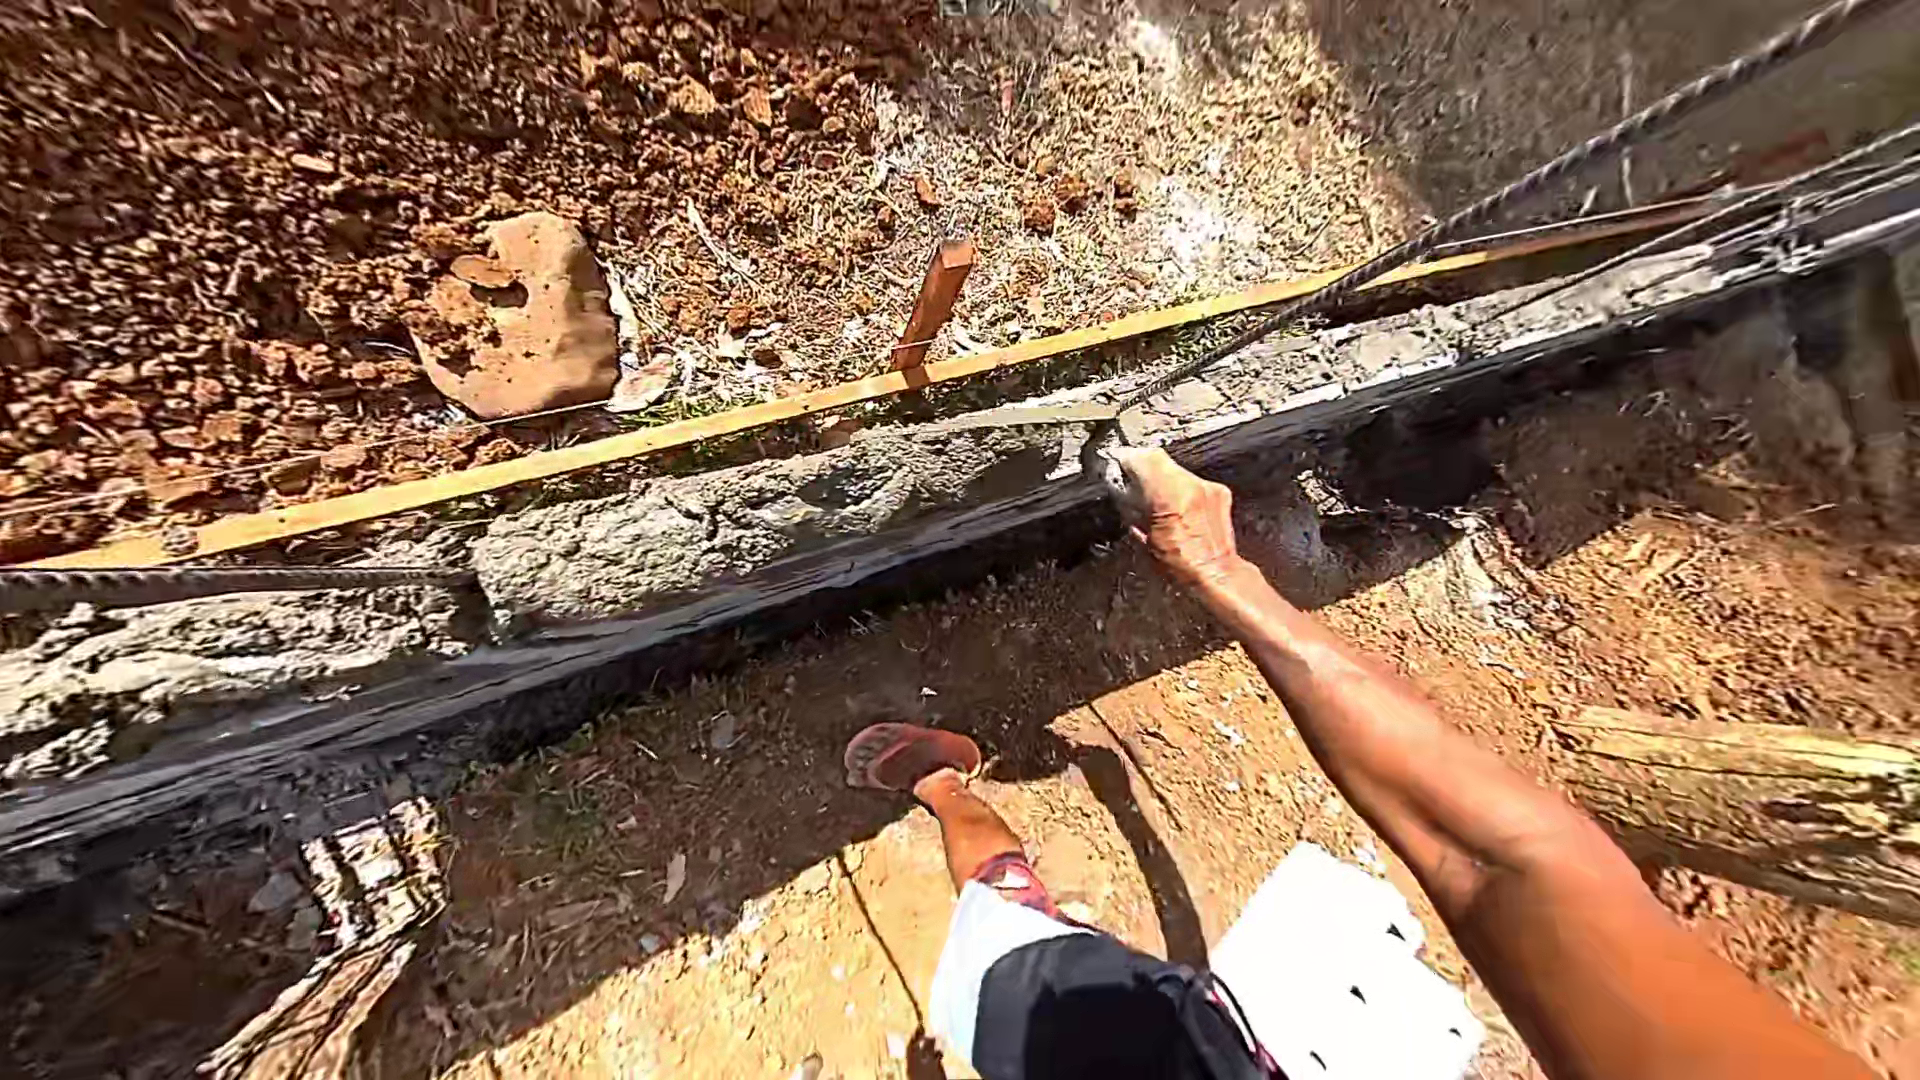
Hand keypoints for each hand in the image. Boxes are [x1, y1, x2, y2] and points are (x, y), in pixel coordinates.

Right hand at [1103, 446, 1244, 590]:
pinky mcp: (1218, 491)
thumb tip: (1120, 490)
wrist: (1214, 574)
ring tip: (1151, 498)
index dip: (1125, 458)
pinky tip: (1174, 506)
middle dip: (1141, 467)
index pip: (1143, 458)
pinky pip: (1190, 480)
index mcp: (1169, 498)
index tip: (1115, 463)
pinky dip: (1177, 487)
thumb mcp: (1142, 538)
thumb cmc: (1179, 565)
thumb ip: (1131, 507)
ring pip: (1174, 468)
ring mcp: (1207, 488)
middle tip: (1129, 481)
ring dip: (1159, 477)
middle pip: (1159, 458)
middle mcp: (1191, 487)